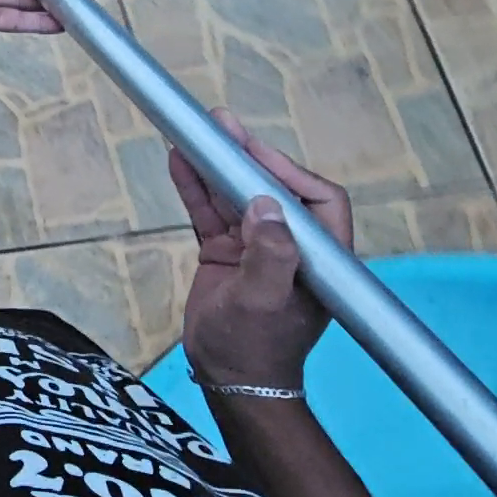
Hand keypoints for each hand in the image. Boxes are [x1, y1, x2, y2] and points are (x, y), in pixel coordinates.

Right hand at [172, 109, 351, 389]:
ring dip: (213, 164)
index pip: (315, 199)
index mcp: (318, 256)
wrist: (228, 374)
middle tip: (218, 123)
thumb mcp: (264, 301)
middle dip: (243, 155)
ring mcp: (253, 245)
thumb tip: (265, 204)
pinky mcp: (223, 250)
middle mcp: (289, 244)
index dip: (285, 170)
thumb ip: (271, 255)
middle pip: (269, 187)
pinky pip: (207, 209)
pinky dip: (192, 185)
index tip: (249, 150)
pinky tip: (178, 160)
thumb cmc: (255, 343)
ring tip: (191, 131)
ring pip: (233, 193)